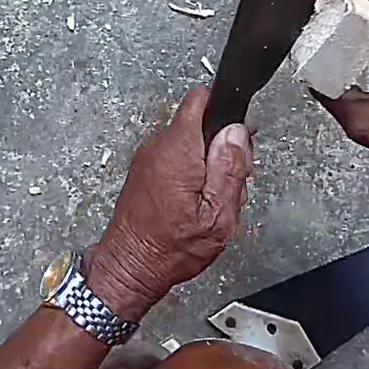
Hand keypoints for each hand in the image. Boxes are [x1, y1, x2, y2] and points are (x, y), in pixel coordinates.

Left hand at [90, 87, 253, 319]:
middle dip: (222, 146)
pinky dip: (193, 173)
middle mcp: (159, 147)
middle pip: (201, 122)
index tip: (238, 137)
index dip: (226, 113)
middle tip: (229, 182)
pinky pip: (178, 157)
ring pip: (192, 142)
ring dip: (209, 163)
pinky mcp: (146, 169)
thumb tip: (237, 132)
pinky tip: (196, 201)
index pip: (201, 100)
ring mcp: (149, 157)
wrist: (131, 268)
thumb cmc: (170, 248)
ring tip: (211, 198)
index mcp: (178, 150)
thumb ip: (230, 168)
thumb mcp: (218, 214)